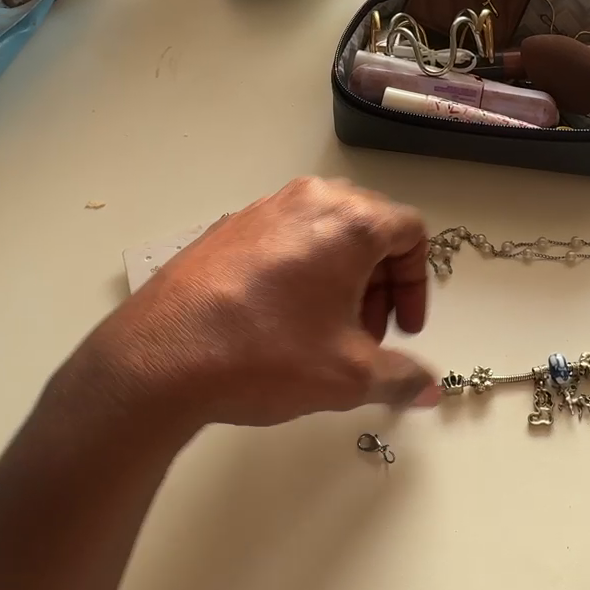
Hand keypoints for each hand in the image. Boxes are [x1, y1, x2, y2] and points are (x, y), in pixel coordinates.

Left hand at [69, 177, 437, 428]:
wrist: (160, 357)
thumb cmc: (268, 355)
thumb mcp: (347, 375)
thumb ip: (401, 377)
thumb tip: (430, 389)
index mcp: (350, 221)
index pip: (410, 231)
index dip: (416, 283)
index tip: (403, 328)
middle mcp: (312, 199)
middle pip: (370, 226)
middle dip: (381, 282)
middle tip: (368, 332)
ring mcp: (266, 207)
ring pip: (327, 229)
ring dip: (343, 275)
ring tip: (325, 328)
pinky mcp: (230, 224)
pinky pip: (288, 234)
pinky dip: (304, 266)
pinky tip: (281, 317)